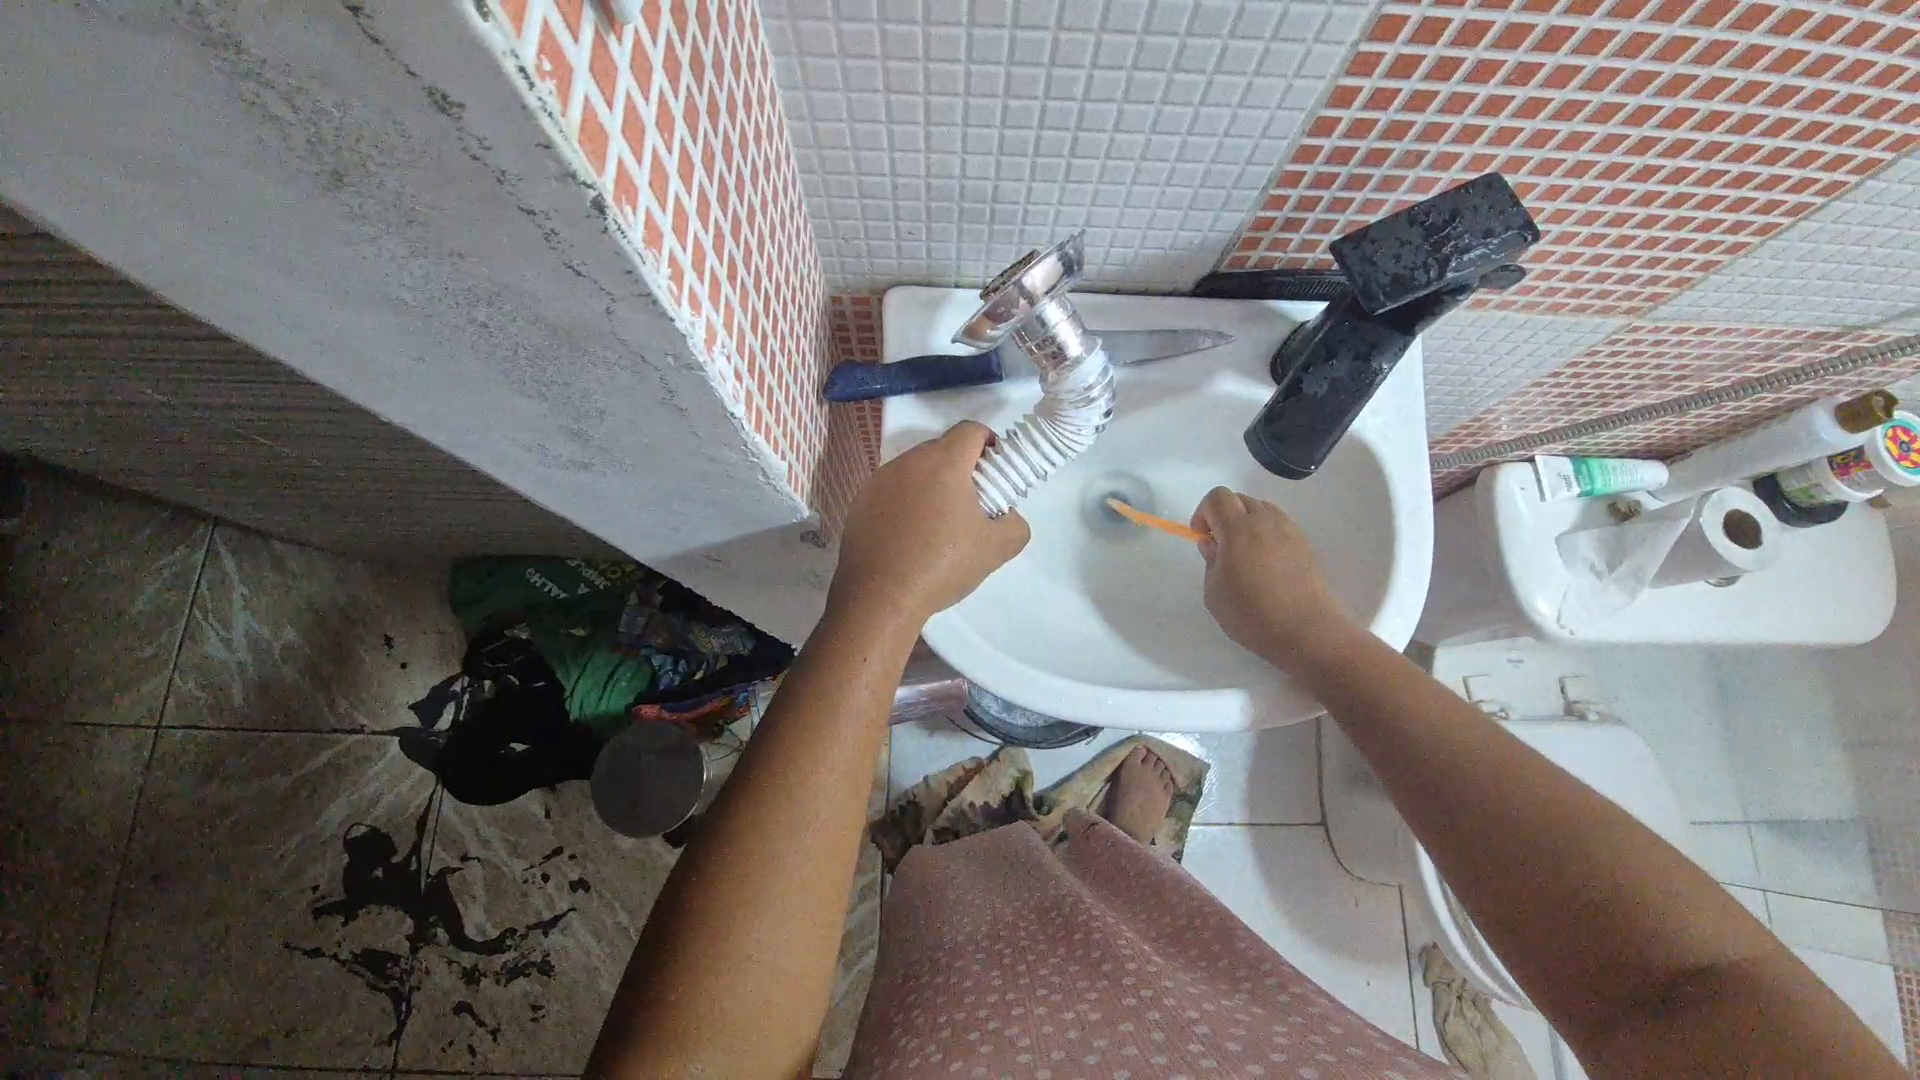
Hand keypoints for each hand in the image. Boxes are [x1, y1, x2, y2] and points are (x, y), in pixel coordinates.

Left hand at [830, 421, 1029, 624]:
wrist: (880, 598)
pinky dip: (905, 503)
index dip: (989, 444)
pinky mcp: (859, 503)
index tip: (995, 471)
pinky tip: (909, 537)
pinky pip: (891, 491)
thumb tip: (1005, 515)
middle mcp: (907, 462)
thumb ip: (1015, 524)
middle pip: (941, 449)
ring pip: (914, 470)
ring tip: (938, 524)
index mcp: (943, 463)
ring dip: (931, 485)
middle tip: (971, 503)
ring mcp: (878, 481)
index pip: (971, 430)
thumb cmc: (942, 566)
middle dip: (961, 468)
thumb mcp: (997, 549)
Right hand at [1190, 487, 1354, 669]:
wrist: (1309, 631)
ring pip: (1262, 510)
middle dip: (1224, 516)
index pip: (1218, 497)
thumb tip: (1213, 544)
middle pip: (1240, 499)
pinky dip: (1266, 535)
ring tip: (1243, 556)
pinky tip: (1264, 566)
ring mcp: (1290, 531)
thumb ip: (1210, 561)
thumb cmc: (1253, 614)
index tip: (1202, 537)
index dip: (1203, 512)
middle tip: (1220, 547)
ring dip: (1246, 523)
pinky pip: (1279, 526)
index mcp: (1239, 529)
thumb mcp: (1215, 593)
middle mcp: (1266, 522)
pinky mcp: (1305, 546)